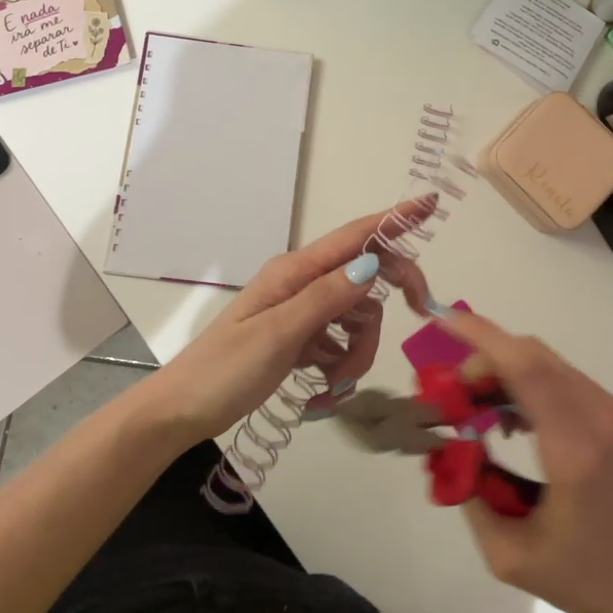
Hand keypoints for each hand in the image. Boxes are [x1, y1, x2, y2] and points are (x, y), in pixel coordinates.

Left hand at [136, 203, 432, 445]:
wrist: (182, 411)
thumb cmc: (225, 370)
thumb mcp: (277, 334)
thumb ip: (326, 298)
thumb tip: (372, 262)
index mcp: (294, 272)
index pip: (353, 237)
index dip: (393, 221)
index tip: (431, 202)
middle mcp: (300, 283)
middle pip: (363, 278)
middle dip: (388, 301)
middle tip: (421, 314)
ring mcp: (299, 312)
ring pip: (356, 318)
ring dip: (356, 353)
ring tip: (332, 386)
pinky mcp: (297, 339)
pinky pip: (338, 343)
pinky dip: (339, 366)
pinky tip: (322, 391)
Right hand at [438, 312, 612, 612]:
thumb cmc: (581, 578)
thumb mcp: (507, 550)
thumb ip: (469, 488)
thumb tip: (447, 439)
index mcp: (576, 449)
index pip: (525, 366)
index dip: (480, 336)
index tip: (442, 320)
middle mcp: (602, 417)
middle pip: (532, 355)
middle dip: (483, 360)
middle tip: (452, 395)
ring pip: (546, 363)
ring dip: (504, 371)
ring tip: (476, 410)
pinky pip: (563, 379)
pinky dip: (527, 383)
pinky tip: (510, 420)